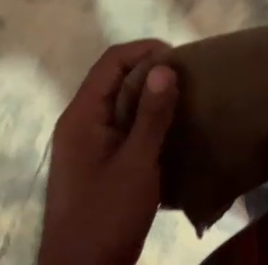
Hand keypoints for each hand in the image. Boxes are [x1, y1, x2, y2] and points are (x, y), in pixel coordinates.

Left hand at [39, 40, 178, 264]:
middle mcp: (78, 124)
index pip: (111, 61)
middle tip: (189, 79)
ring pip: (118, 103)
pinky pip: (120, 126)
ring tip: (185, 101)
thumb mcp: (136, 165)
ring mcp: (84, 146)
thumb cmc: (106, 218)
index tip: (181, 59)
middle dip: (151, 72)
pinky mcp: (95, 165)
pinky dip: (144, 120)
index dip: (145, 50)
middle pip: (114, 78)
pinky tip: (170, 132)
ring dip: (149, 97)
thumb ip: (151, 115)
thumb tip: (165, 67)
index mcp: (81, 117)